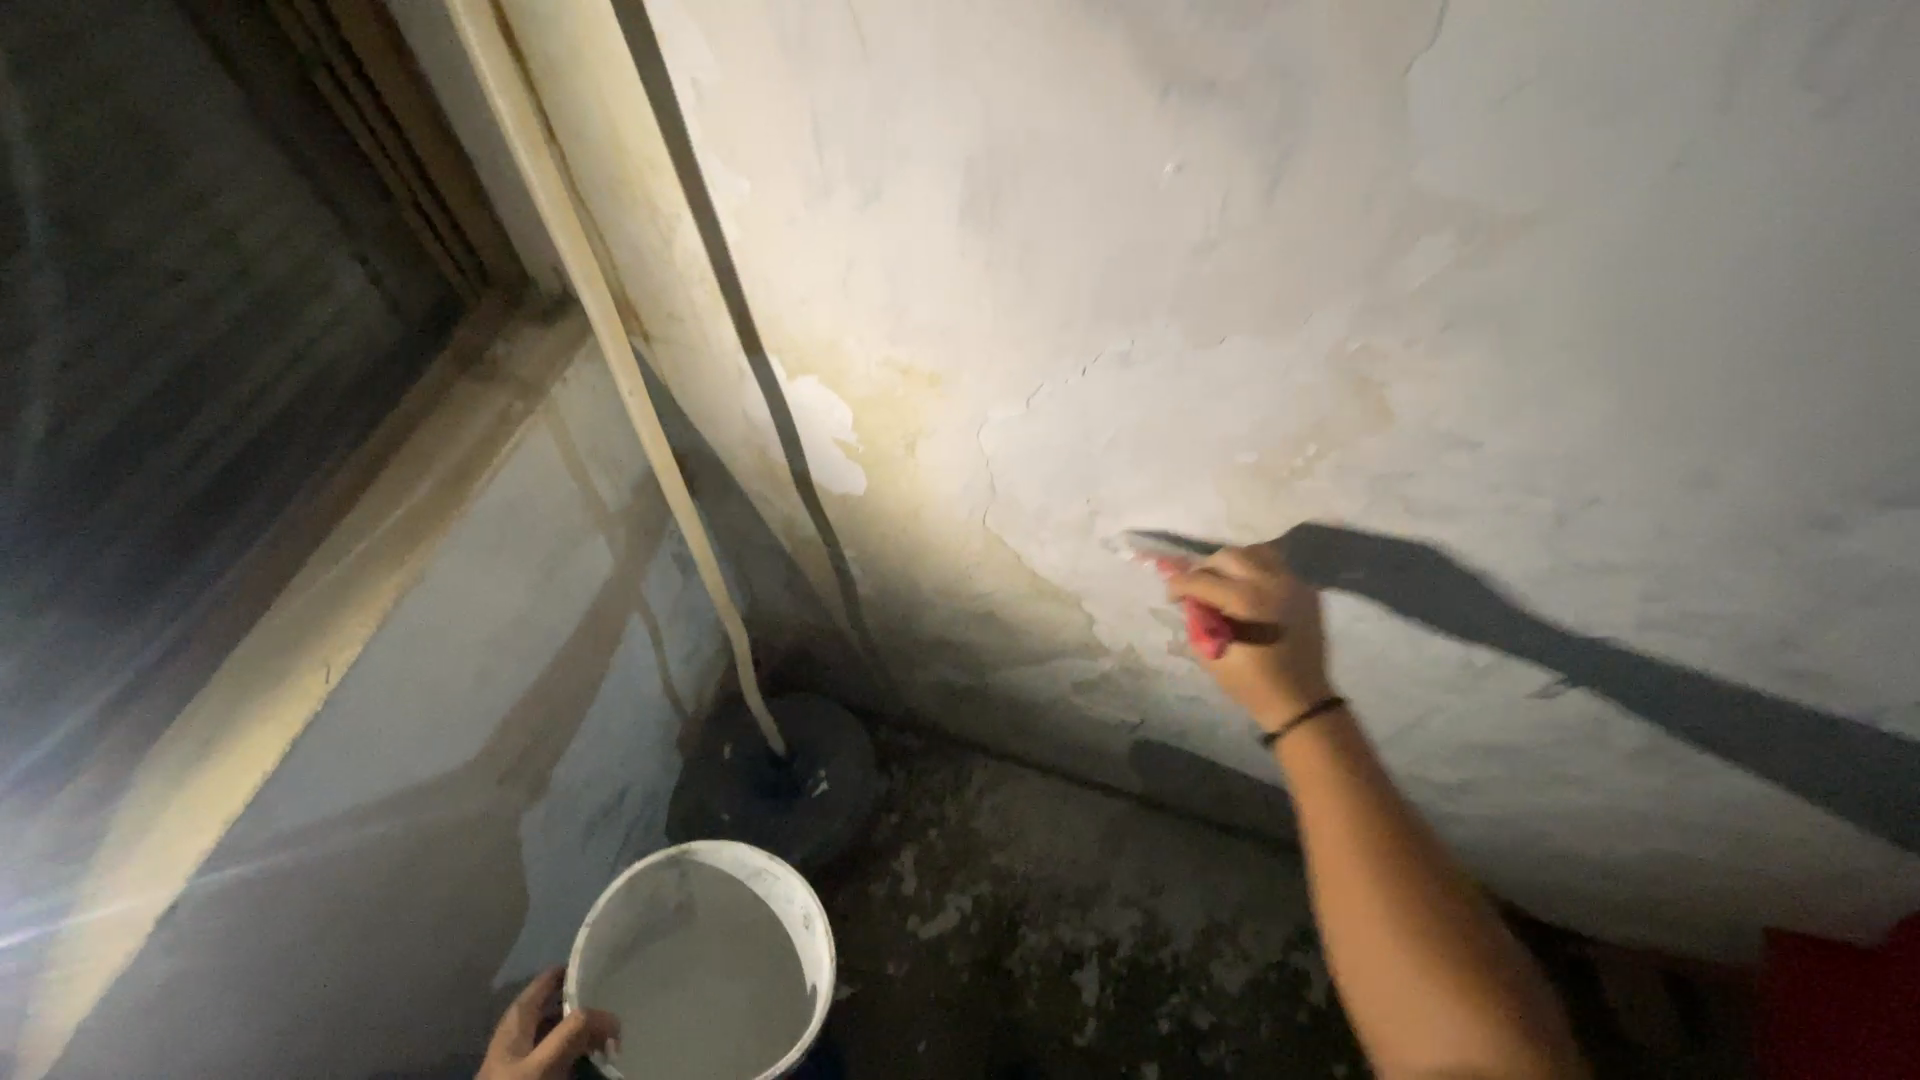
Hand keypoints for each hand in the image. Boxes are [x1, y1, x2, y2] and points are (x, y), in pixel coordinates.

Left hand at [477, 967, 619, 1079]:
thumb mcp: (543, 1064)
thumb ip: (574, 1033)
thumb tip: (612, 1018)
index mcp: (519, 1016)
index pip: (552, 977)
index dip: (579, 970)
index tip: (609, 970)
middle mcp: (523, 1028)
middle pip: (561, 1002)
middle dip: (589, 1002)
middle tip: (619, 1004)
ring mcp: (527, 1054)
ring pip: (564, 1028)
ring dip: (588, 1029)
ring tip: (615, 1033)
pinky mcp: (534, 1074)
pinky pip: (563, 1053)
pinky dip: (581, 1051)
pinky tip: (599, 1058)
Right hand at [1167, 543, 1336, 730]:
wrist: (1300, 699)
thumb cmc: (1251, 682)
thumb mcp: (1210, 655)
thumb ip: (1198, 620)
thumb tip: (1191, 599)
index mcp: (1245, 601)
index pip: (1200, 579)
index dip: (1178, 585)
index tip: (1171, 596)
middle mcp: (1270, 583)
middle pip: (1226, 556)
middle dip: (1204, 569)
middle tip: (1196, 588)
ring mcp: (1292, 583)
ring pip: (1254, 552)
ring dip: (1231, 563)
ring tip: (1223, 582)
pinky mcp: (1305, 589)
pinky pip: (1276, 565)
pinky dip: (1256, 570)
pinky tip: (1249, 588)